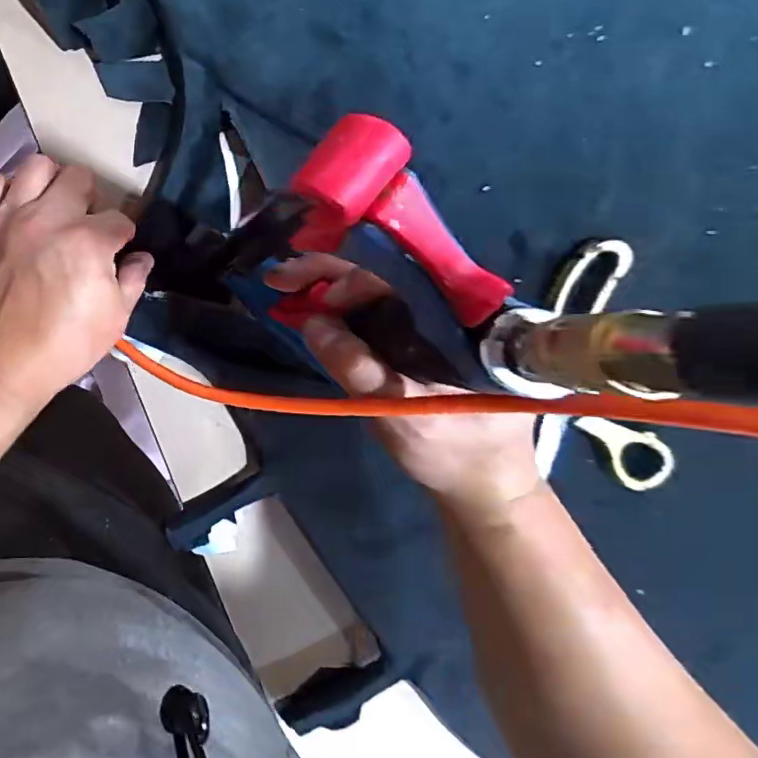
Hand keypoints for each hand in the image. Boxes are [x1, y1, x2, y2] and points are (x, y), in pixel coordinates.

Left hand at [0, 155, 151, 409]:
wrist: (1, 360)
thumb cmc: (63, 344)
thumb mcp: (114, 319)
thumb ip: (131, 281)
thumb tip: (140, 259)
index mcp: (88, 240)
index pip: (119, 218)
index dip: (123, 235)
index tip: (118, 250)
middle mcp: (49, 217)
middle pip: (79, 177)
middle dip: (91, 197)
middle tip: (87, 223)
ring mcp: (11, 217)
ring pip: (36, 166)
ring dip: (52, 182)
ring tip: (53, 206)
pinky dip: (6, 189)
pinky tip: (16, 208)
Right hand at [265, 253, 540, 517]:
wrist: (479, 484)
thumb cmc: (455, 452)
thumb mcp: (403, 414)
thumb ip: (359, 368)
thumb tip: (312, 322)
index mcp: (468, 319)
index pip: (407, 276)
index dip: (354, 275)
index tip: (313, 291)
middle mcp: (451, 310)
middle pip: (384, 275)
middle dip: (328, 273)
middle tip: (277, 278)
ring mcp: (430, 323)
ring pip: (372, 290)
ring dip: (323, 287)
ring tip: (280, 288)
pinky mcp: (412, 338)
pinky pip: (369, 312)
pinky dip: (332, 309)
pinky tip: (301, 308)